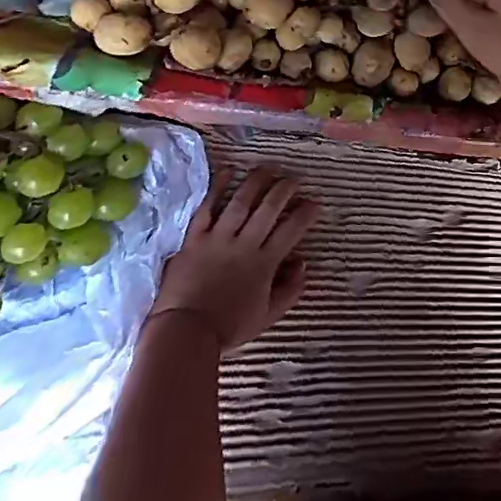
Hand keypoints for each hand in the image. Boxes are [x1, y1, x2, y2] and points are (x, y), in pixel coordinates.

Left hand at [150, 168, 319, 351]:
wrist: (185, 332)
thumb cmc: (228, 327)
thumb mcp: (267, 316)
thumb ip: (289, 290)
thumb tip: (303, 263)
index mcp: (264, 262)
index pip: (292, 230)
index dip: (306, 213)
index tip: (315, 202)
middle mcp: (245, 243)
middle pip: (269, 207)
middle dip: (285, 189)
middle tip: (294, 179)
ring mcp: (218, 237)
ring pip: (242, 200)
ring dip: (257, 180)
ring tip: (269, 168)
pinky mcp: (195, 237)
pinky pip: (207, 206)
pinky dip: (218, 187)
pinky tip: (228, 170)